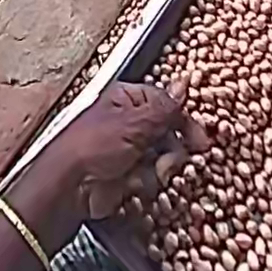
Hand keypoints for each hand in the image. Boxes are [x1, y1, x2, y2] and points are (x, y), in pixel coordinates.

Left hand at [45, 79, 211, 219]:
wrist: (72, 186)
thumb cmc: (95, 145)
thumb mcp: (133, 123)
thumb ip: (163, 108)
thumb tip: (183, 84)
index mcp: (128, 98)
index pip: (166, 104)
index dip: (183, 122)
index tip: (199, 141)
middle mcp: (131, 120)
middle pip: (169, 133)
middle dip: (168, 151)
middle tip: (161, 162)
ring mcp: (131, 147)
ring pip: (164, 158)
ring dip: (156, 169)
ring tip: (138, 172)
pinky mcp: (130, 172)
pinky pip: (153, 176)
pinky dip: (146, 182)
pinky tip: (132, 183)